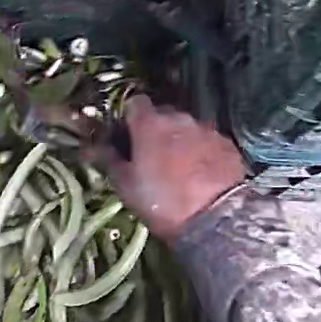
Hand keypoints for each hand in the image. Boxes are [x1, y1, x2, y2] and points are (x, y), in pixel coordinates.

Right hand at [103, 96, 246, 241]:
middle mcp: (179, 118)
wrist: (216, 219)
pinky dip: (201, 150)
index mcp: (149, 123)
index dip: (129, 116)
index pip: (135, 102)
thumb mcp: (126, 186)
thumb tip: (93, 146)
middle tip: (151, 155)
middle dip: (155, 129)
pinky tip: (201, 173)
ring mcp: (206, 128)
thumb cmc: (162, 201)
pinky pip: (207, 140)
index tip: (126, 135)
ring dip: (180, 140)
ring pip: (186, 127)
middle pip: (162, 114)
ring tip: (179, 168)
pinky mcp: (227, 143)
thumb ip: (109, 160)